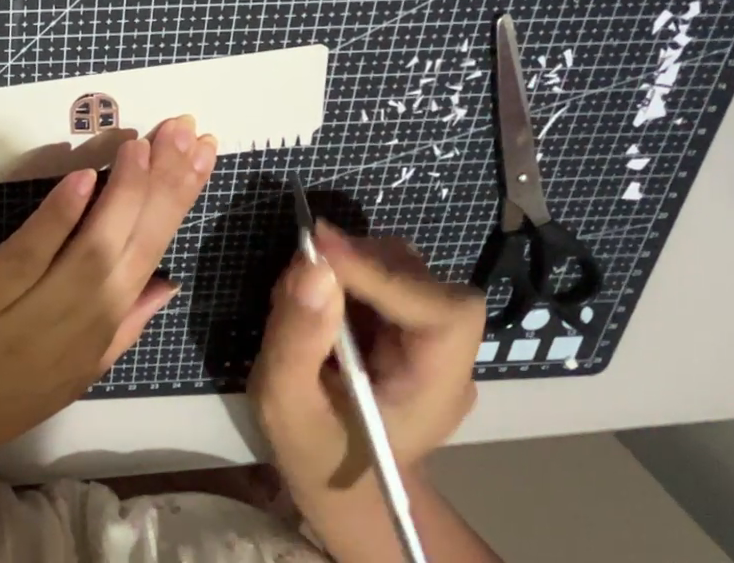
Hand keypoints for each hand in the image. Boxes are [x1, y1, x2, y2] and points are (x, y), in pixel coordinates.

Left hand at [0, 116, 217, 453]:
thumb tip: (166, 284)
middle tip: (188, 134)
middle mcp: (75, 331)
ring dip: (122, 196)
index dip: (177, 207)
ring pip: (91, 251)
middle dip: (164, 191)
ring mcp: (30, 316)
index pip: (149, 262)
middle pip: (129, 252)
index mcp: (97, 343)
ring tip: (144, 147)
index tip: (201, 156)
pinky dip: (59, 217)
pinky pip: (30, 252)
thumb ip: (118, 329)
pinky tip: (82, 179)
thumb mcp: (67, 373)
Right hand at [250, 224, 484, 508]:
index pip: (442, 314)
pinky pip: (385, 281)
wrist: (339, 484)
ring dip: (353, 265)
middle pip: (428, 285)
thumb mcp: (285, 403)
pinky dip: (347, 274)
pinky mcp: (405, 330)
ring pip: (407, 274)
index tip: (321, 250)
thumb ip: (297, 337)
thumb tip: (311, 265)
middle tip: (303, 262)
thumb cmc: (313, 453)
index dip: (385, 274)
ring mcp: (431, 344)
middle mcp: (448, 361)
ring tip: (301, 293)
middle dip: (365, 263)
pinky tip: (314, 300)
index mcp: (435, 391)